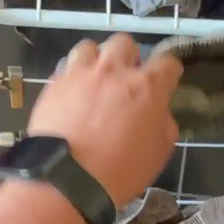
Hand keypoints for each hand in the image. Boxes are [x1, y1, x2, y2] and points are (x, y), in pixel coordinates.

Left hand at [29, 34, 181, 206]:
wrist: (67, 180)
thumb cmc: (122, 171)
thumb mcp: (160, 153)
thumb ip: (164, 124)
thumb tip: (159, 113)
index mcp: (147, 86)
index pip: (168, 62)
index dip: (169, 72)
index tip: (167, 82)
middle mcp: (114, 70)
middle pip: (125, 43)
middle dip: (129, 58)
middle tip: (126, 80)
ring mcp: (80, 73)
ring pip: (90, 47)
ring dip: (97, 60)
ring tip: (95, 80)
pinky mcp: (54, 83)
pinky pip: (66, 67)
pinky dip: (73, 76)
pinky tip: (73, 94)